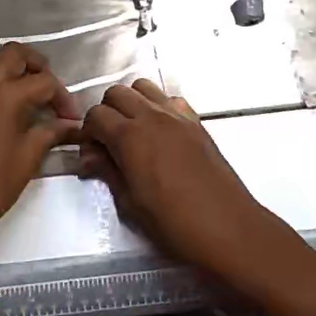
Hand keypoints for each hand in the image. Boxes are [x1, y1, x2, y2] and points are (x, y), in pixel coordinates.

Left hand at [0, 42, 80, 250]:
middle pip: (14, 54)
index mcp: (6, 95)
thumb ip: (52, 131)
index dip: (63, 97)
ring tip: (22, 84)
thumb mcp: (30, 155)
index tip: (71, 117)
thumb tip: (73, 125)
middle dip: (37, 65)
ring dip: (7, 63)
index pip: (44, 82)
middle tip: (49, 87)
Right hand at [79, 80, 293, 287]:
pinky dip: (159, 108)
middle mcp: (152, 117)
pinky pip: (171, 100)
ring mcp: (177, 116)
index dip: (88, 135)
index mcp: (130, 136)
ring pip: (144, 88)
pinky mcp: (197, 123)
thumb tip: (90, 159)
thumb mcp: (130, 203)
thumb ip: (108, 172)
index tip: (92, 157)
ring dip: (132, 104)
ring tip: (133, 133)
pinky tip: (161, 134)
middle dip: (106, 113)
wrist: (227, 228)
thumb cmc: (174, 223)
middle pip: (117, 93)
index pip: (96, 115)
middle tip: (109, 143)